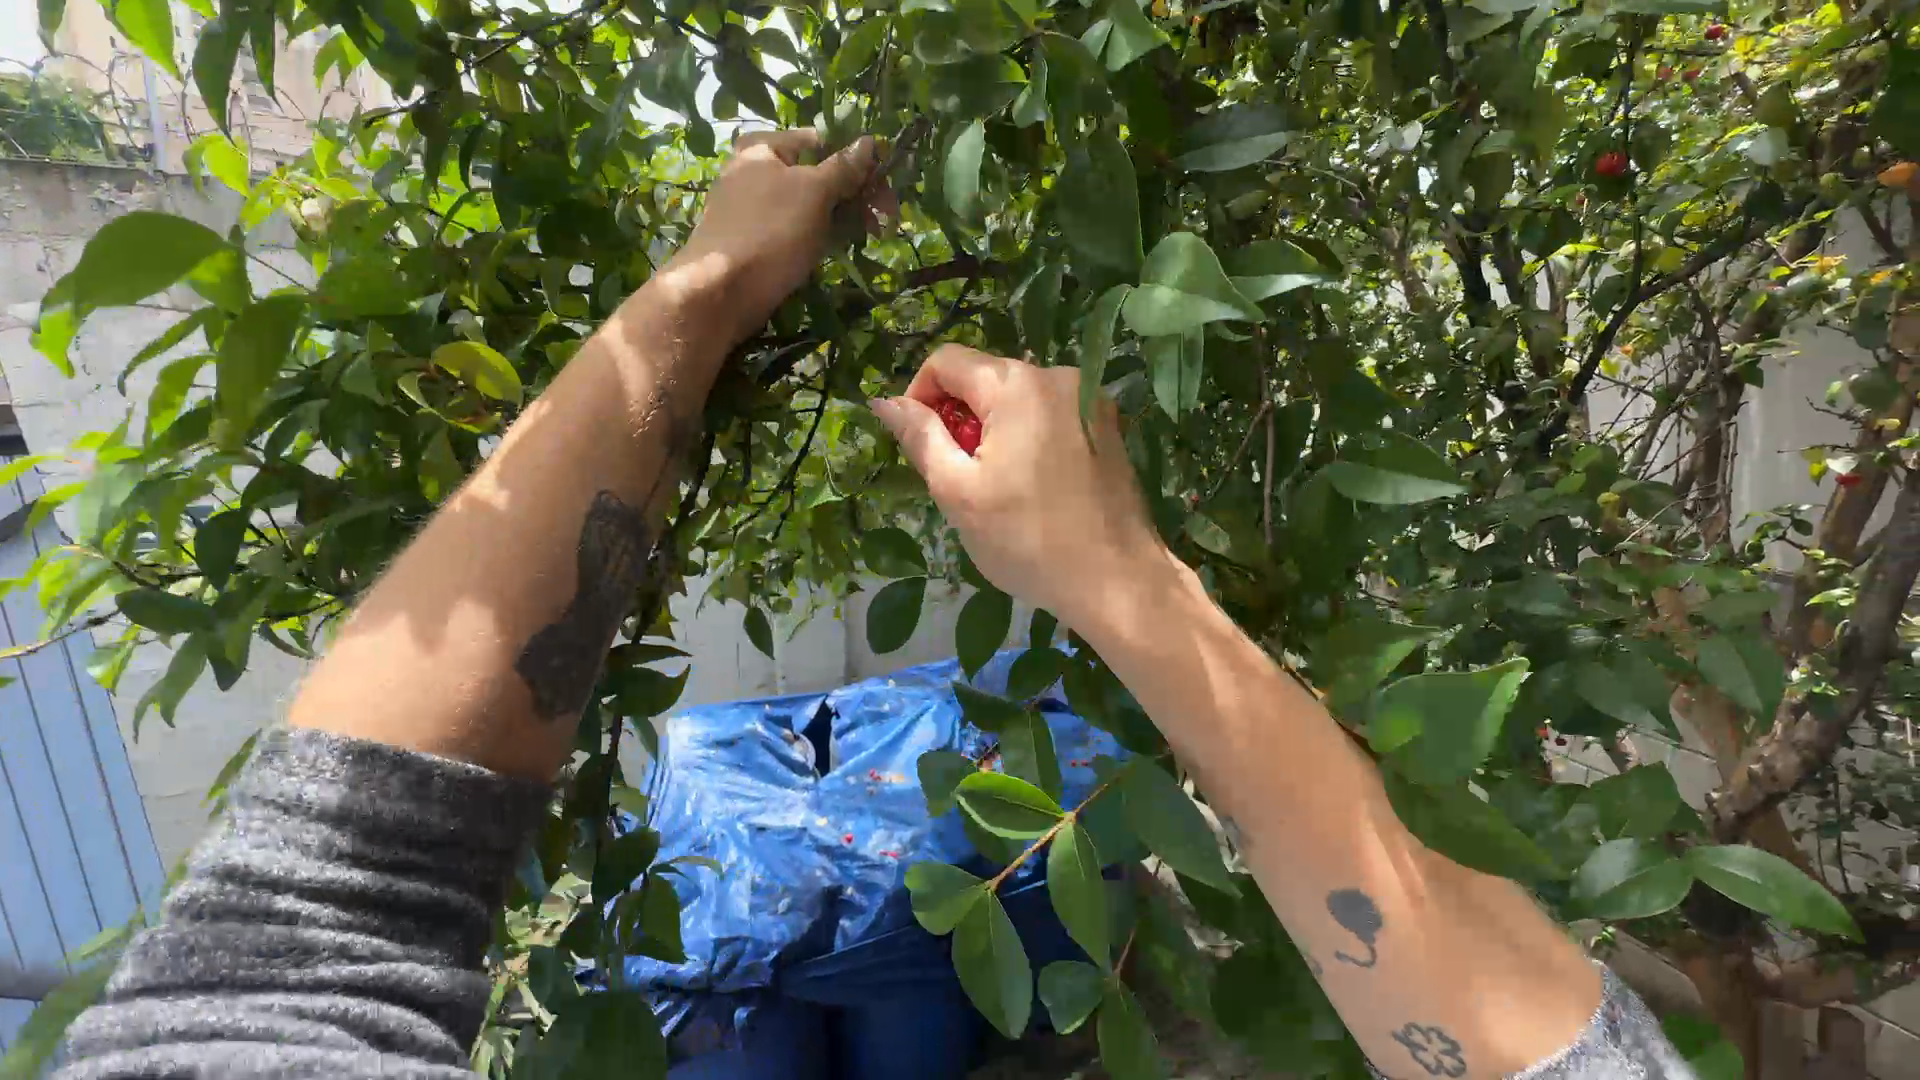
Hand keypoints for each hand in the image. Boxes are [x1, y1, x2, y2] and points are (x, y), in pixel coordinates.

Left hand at [663, 129, 889, 345]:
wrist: (723, 291)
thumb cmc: (771, 232)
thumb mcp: (814, 192)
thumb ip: (843, 167)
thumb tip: (869, 142)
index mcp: (764, 147)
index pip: (822, 142)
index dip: (857, 165)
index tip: (884, 194)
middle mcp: (754, 171)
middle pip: (817, 175)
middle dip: (853, 196)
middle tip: (883, 224)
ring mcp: (753, 208)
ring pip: (808, 206)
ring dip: (839, 220)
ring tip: (865, 239)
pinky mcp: (755, 240)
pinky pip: (794, 230)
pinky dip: (816, 237)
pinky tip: (833, 252)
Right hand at [870, 346, 1176, 627]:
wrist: (1116, 579)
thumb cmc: (1026, 540)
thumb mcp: (958, 491)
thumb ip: (920, 437)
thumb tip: (885, 402)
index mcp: (1016, 385)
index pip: (947, 361)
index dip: (918, 394)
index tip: (917, 441)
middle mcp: (1057, 377)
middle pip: (985, 376)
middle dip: (960, 416)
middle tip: (957, 475)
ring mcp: (1089, 399)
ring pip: (1018, 398)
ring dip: (993, 429)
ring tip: (996, 485)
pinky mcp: (1107, 426)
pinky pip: (1050, 414)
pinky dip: (1027, 436)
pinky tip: (1031, 484)